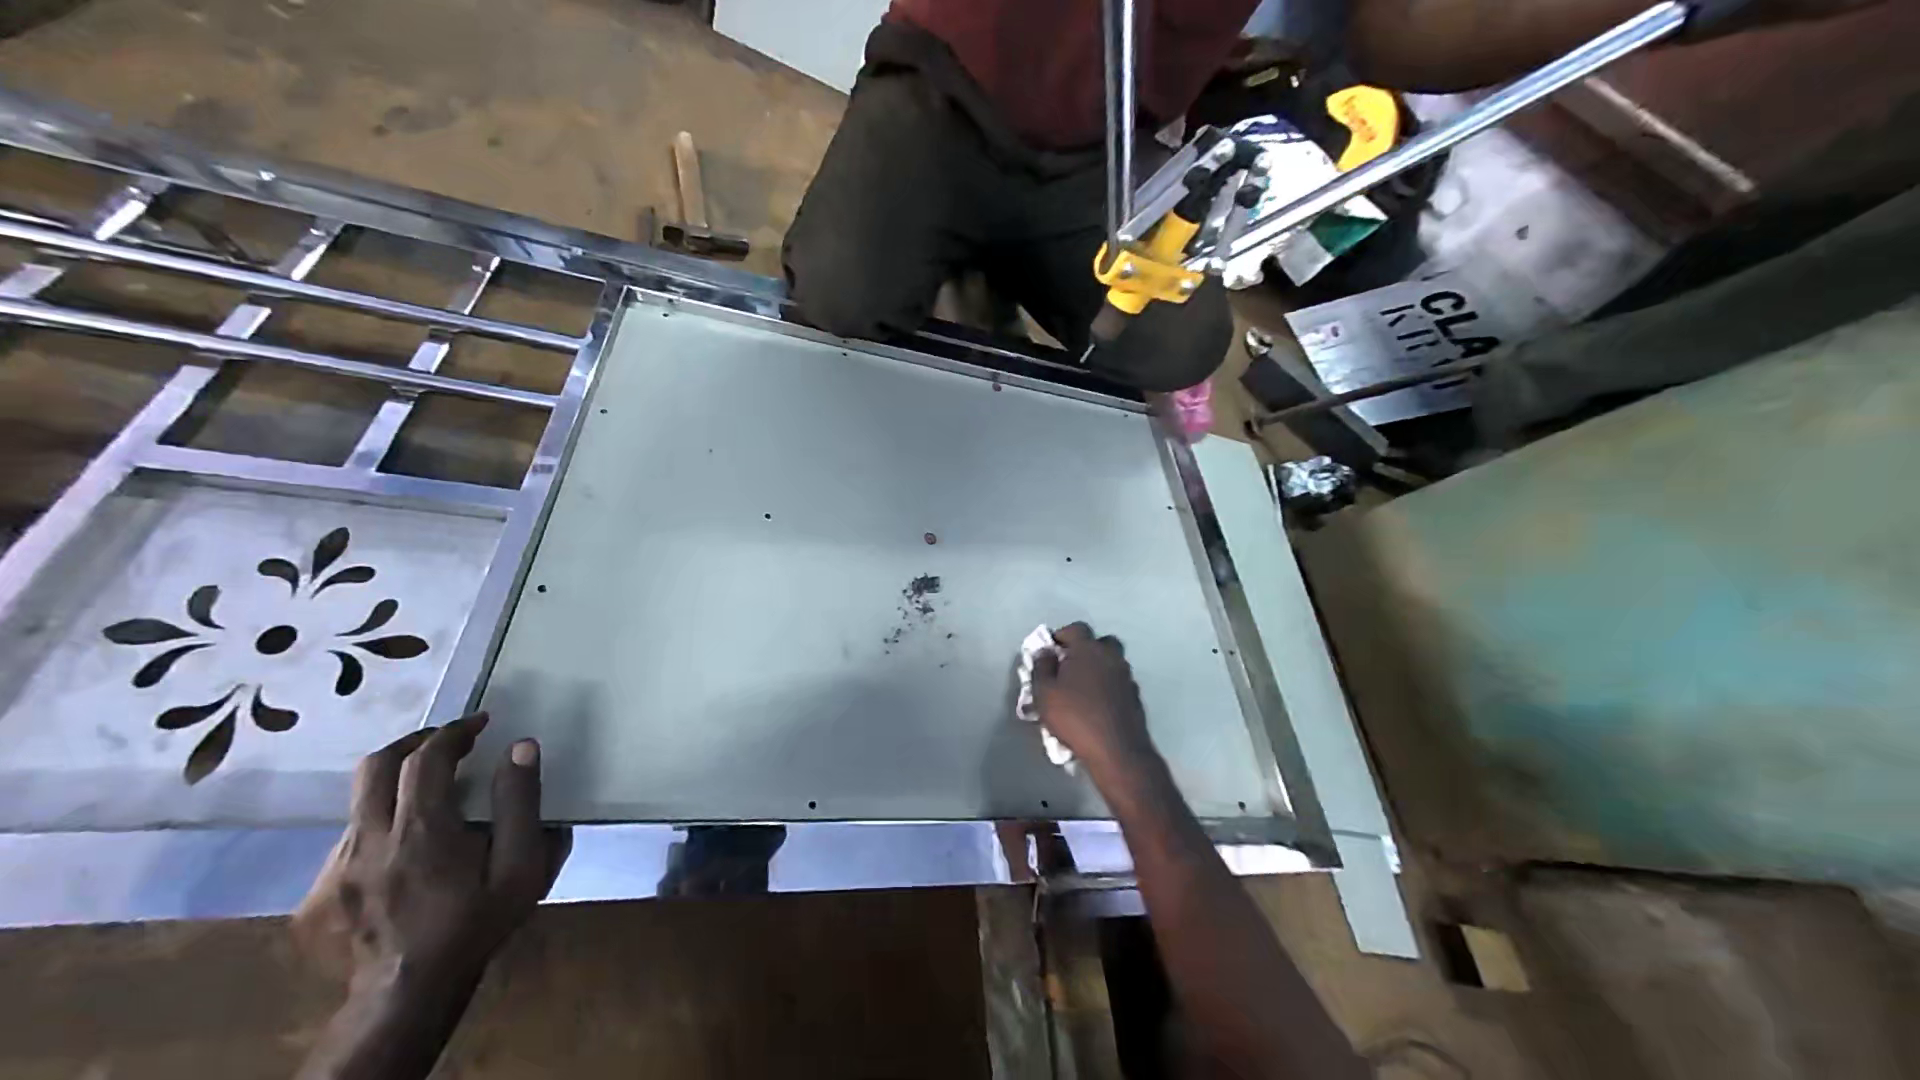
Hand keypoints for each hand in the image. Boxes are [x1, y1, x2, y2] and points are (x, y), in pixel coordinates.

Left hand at [293, 713, 571, 998]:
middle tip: (447, 742)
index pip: (427, 757)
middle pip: (377, 765)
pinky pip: (349, 839)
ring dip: (397, 784)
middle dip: (414, 742)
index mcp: (421, 829)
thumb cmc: (476, 924)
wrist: (407, 996)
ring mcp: (336, 868)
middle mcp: (369, 839)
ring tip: (432, 795)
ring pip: (360, 803)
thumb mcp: (522, 866)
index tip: (479, 723)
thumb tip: (521, 749)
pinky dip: (380, 824)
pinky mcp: (317, 894)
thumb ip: (521, 803)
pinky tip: (406, 848)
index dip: (454, 731)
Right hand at [1032, 622, 1158, 778]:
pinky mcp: (1135, 697)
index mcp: (1089, 649)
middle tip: (1069, 666)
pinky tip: (1097, 705)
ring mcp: (1127, 677)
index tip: (1049, 651)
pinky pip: (1118, 683)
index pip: (1076, 628)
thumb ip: (1041, 667)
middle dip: (1084, 649)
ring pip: (1112, 663)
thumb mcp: (1044, 692)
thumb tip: (1045, 651)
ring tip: (1081, 688)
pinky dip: (1108, 687)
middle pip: (1100, 642)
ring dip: (1098, 669)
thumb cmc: (1075, 717)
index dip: (1061, 635)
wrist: (1117, 751)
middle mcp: (1112, 657)